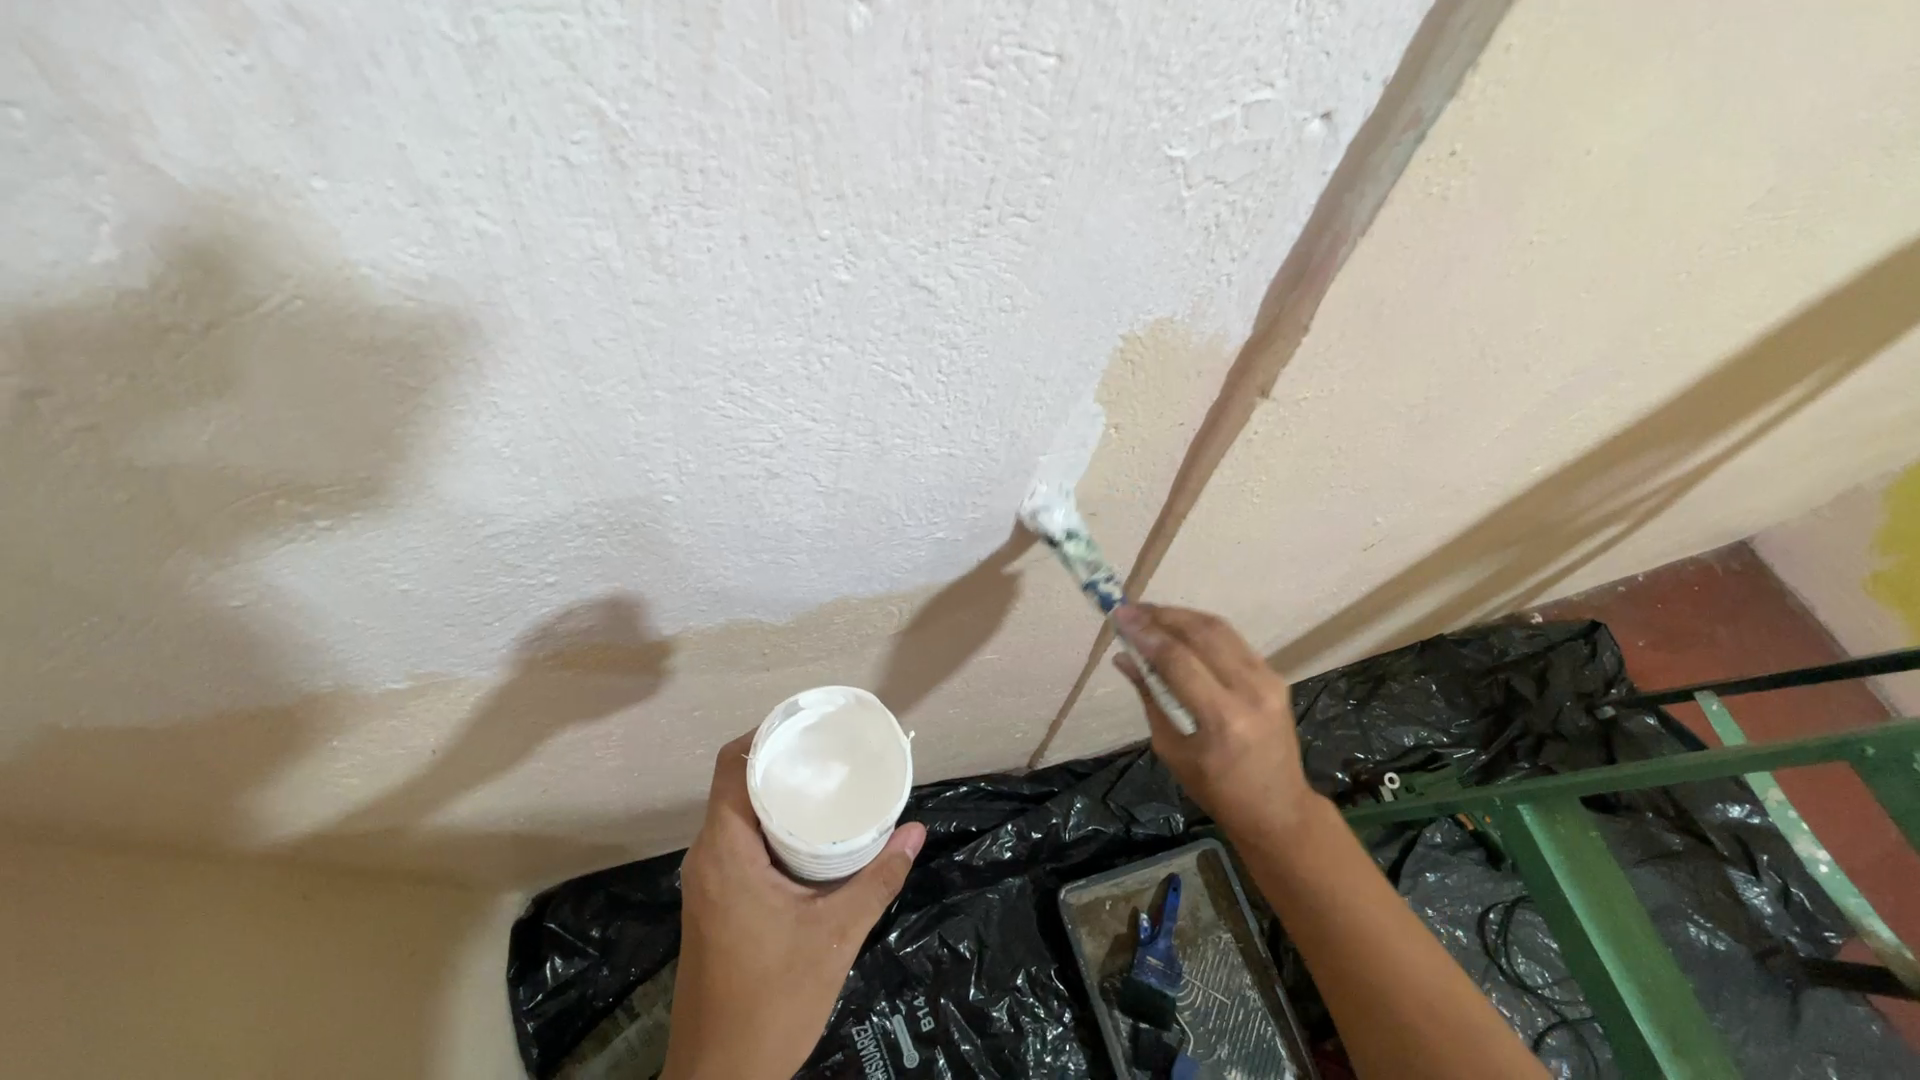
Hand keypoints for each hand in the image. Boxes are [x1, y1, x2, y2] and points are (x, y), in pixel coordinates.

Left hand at [661, 732, 926, 1079]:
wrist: (722, 1075)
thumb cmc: (774, 1001)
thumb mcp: (836, 936)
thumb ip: (878, 879)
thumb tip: (916, 829)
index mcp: (725, 853)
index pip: (733, 765)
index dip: (767, 733)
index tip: (812, 724)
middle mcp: (706, 857)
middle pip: (735, 783)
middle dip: (782, 760)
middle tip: (832, 750)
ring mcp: (706, 881)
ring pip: (736, 814)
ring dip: (776, 794)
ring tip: (827, 782)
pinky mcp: (713, 901)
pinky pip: (738, 841)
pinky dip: (770, 825)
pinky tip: (809, 833)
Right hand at [1112, 604, 1320, 833]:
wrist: (1277, 807)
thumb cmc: (1216, 789)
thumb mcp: (1172, 750)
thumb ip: (1151, 697)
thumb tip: (1124, 658)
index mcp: (1222, 719)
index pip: (1178, 660)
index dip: (1146, 634)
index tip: (1120, 617)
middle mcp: (1250, 691)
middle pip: (1201, 634)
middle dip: (1162, 616)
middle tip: (1131, 609)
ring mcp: (1269, 681)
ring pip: (1220, 630)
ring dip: (1182, 616)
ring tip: (1151, 613)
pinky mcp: (1276, 677)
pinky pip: (1234, 642)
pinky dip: (1203, 629)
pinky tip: (1180, 628)